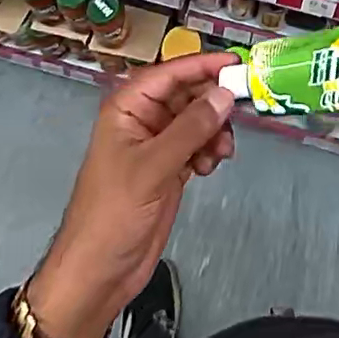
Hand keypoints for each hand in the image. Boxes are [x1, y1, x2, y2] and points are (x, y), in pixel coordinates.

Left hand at [27, 51, 240, 337]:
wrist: (98, 274)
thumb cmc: (112, 214)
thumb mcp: (152, 167)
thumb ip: (191, 129)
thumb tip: (223, 95)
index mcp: (128, 107)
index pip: (170, 73)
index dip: (202, 65)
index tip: (235, 63)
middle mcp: (144, 119)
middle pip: (187, 94)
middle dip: (213, 101)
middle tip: (240, 108)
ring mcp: (158, 144)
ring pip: (197, 119)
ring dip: (214, 130)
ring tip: (222, 150)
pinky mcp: (170, 167)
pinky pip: (198, 144)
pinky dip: (210, 150)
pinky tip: (210, 165)